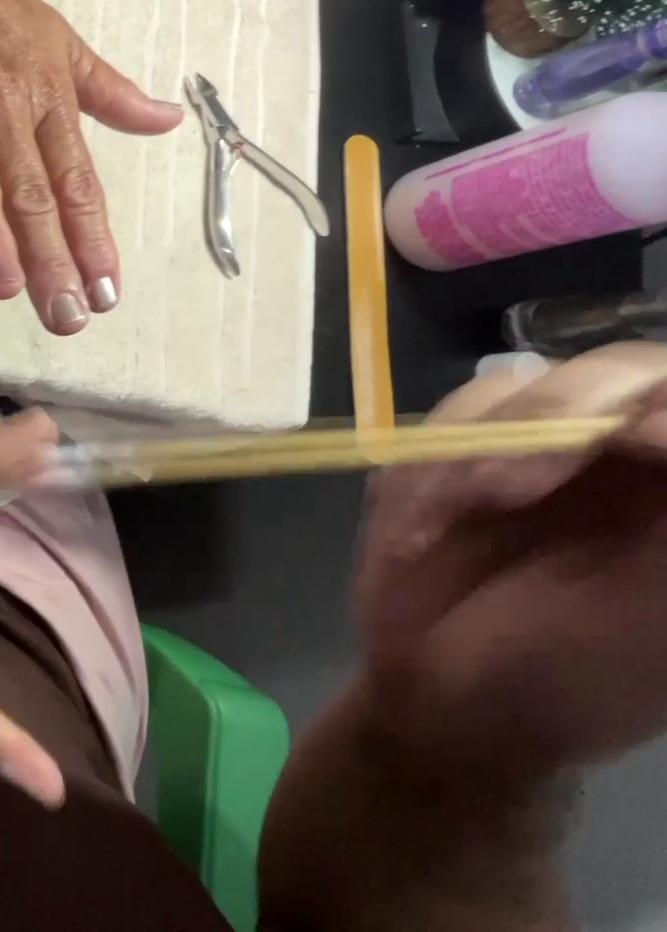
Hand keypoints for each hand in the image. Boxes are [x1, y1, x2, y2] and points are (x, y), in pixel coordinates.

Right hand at [0, 0, 183, 333]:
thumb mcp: (68, 50)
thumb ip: (111, 96)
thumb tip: (167, 123)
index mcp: (47, 107)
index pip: (77, 184)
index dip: (92, 239)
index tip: (105, 293)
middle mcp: (5, 115)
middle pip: (30, 194)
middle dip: (49, 257)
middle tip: (63, 316)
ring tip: (0, 284)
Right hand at [354, 344, 666, 781]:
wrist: (441, 694)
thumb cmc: (571, 675)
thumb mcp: (656, 609)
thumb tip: (665, 428)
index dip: (662, 407)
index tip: (627, 442)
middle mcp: (634, 460)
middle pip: (622, 371)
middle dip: (557, 415)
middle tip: (501, 487)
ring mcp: (538, 452)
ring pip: (517, 387)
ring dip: (471, 448)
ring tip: (454, 512)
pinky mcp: (454, 456)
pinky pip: (443, 420)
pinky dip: (422, 464)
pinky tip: (422, 519)